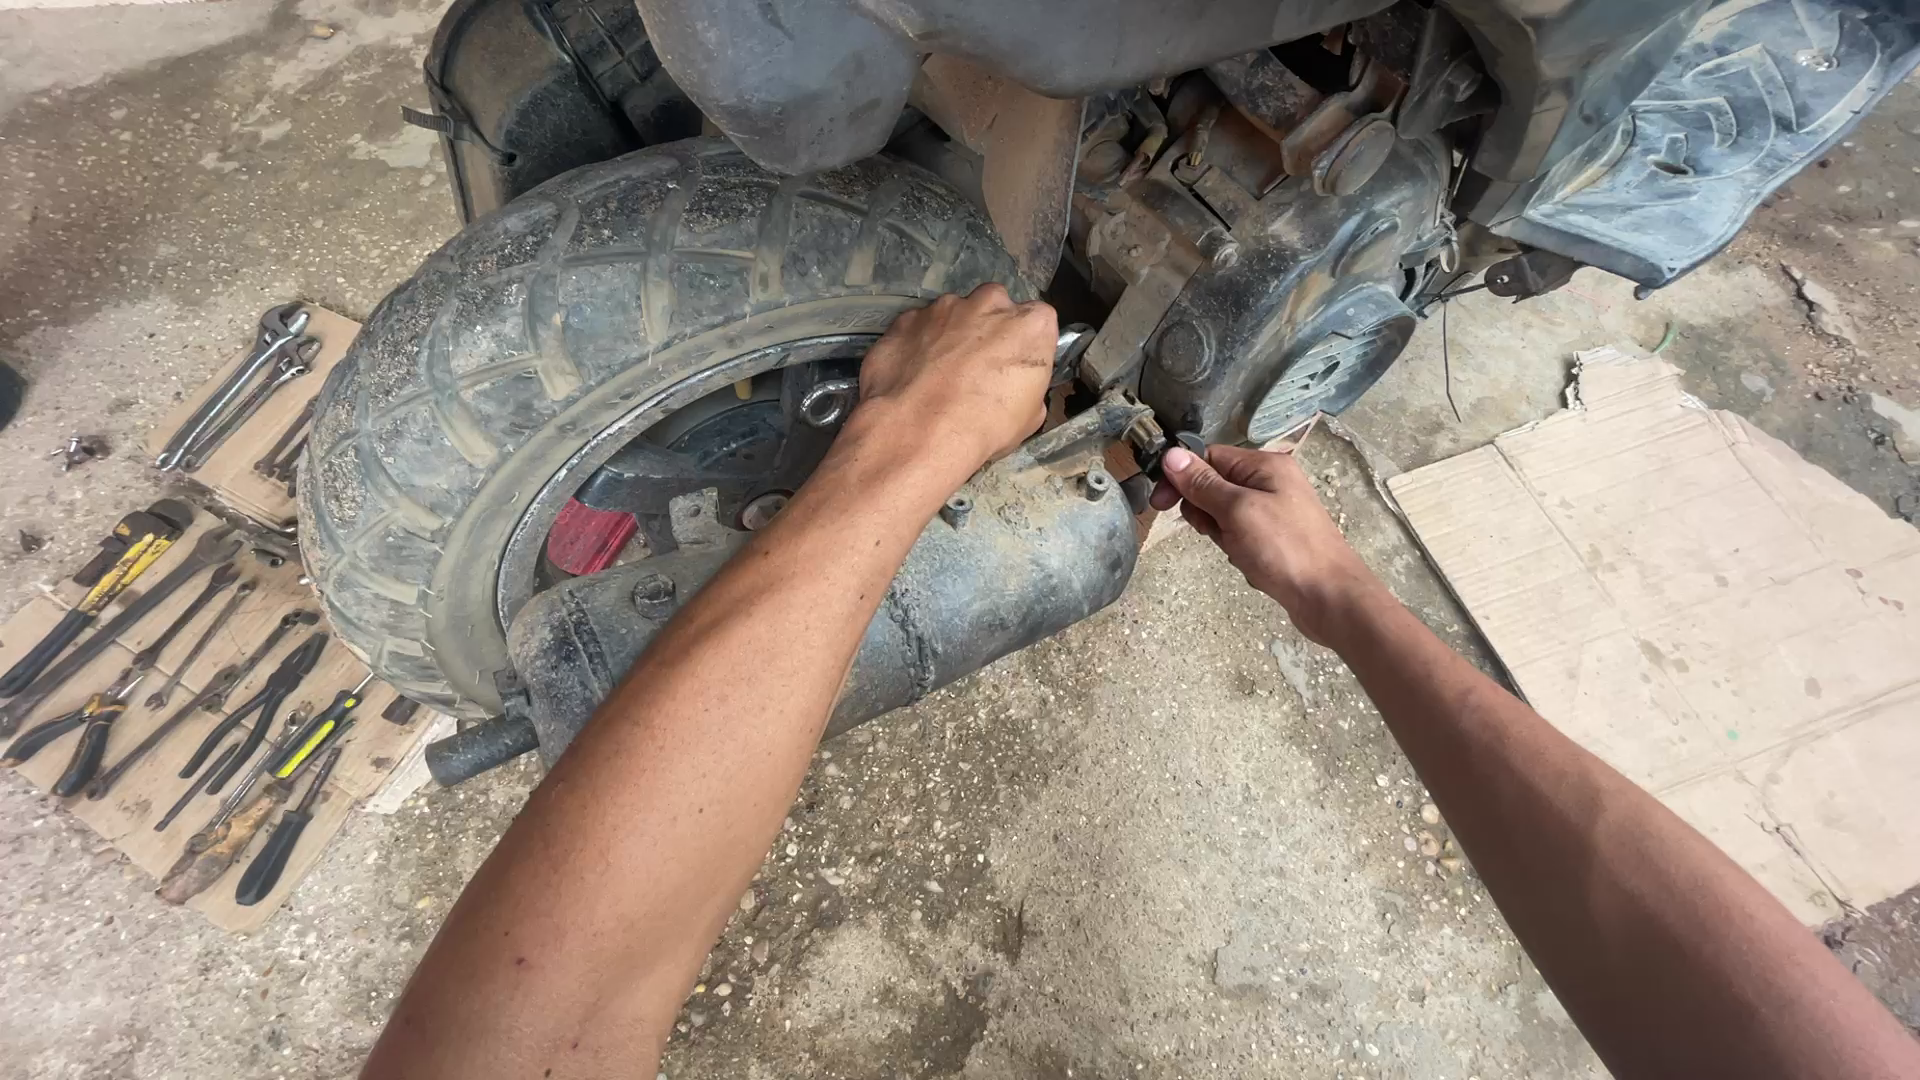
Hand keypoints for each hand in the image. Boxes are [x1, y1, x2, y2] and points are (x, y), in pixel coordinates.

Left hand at [854, 284, 1055, 475]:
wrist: (921, 431)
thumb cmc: (987, 426)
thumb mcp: (1030, 417)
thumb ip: (1027, 384)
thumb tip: (1017, 385)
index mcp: (1031, 323)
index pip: (1037, 322)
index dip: (1025, 345)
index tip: (1014, 366)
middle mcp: (989, 303)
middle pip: (994, 307)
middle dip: (987, 330)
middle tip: (977, 367)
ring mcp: (943, 307)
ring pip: (952, 314)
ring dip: (950, 336)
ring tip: (939, 375)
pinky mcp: (906, 319)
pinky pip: (917, 328)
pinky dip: (916, 344)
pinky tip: (913, 375)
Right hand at [1149, 444, 1387, 644]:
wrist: (1329, 597)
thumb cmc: (1285, 549)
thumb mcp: (1237, 510)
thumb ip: (1203, 483)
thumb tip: (1171, 454)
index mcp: (1264, 465)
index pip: (1208, 457)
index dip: (1181, 477)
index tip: (1161, 504)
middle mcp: (1269, 482)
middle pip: (1212, 484)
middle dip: (1203, 510)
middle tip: (1215, 530)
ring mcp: (1272, 510)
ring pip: (1221, 513)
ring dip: (1219, 533)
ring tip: (1238, 549)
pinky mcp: (1273, 536)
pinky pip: (1237, 533)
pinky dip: (1234, 547)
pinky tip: (1248, 561)